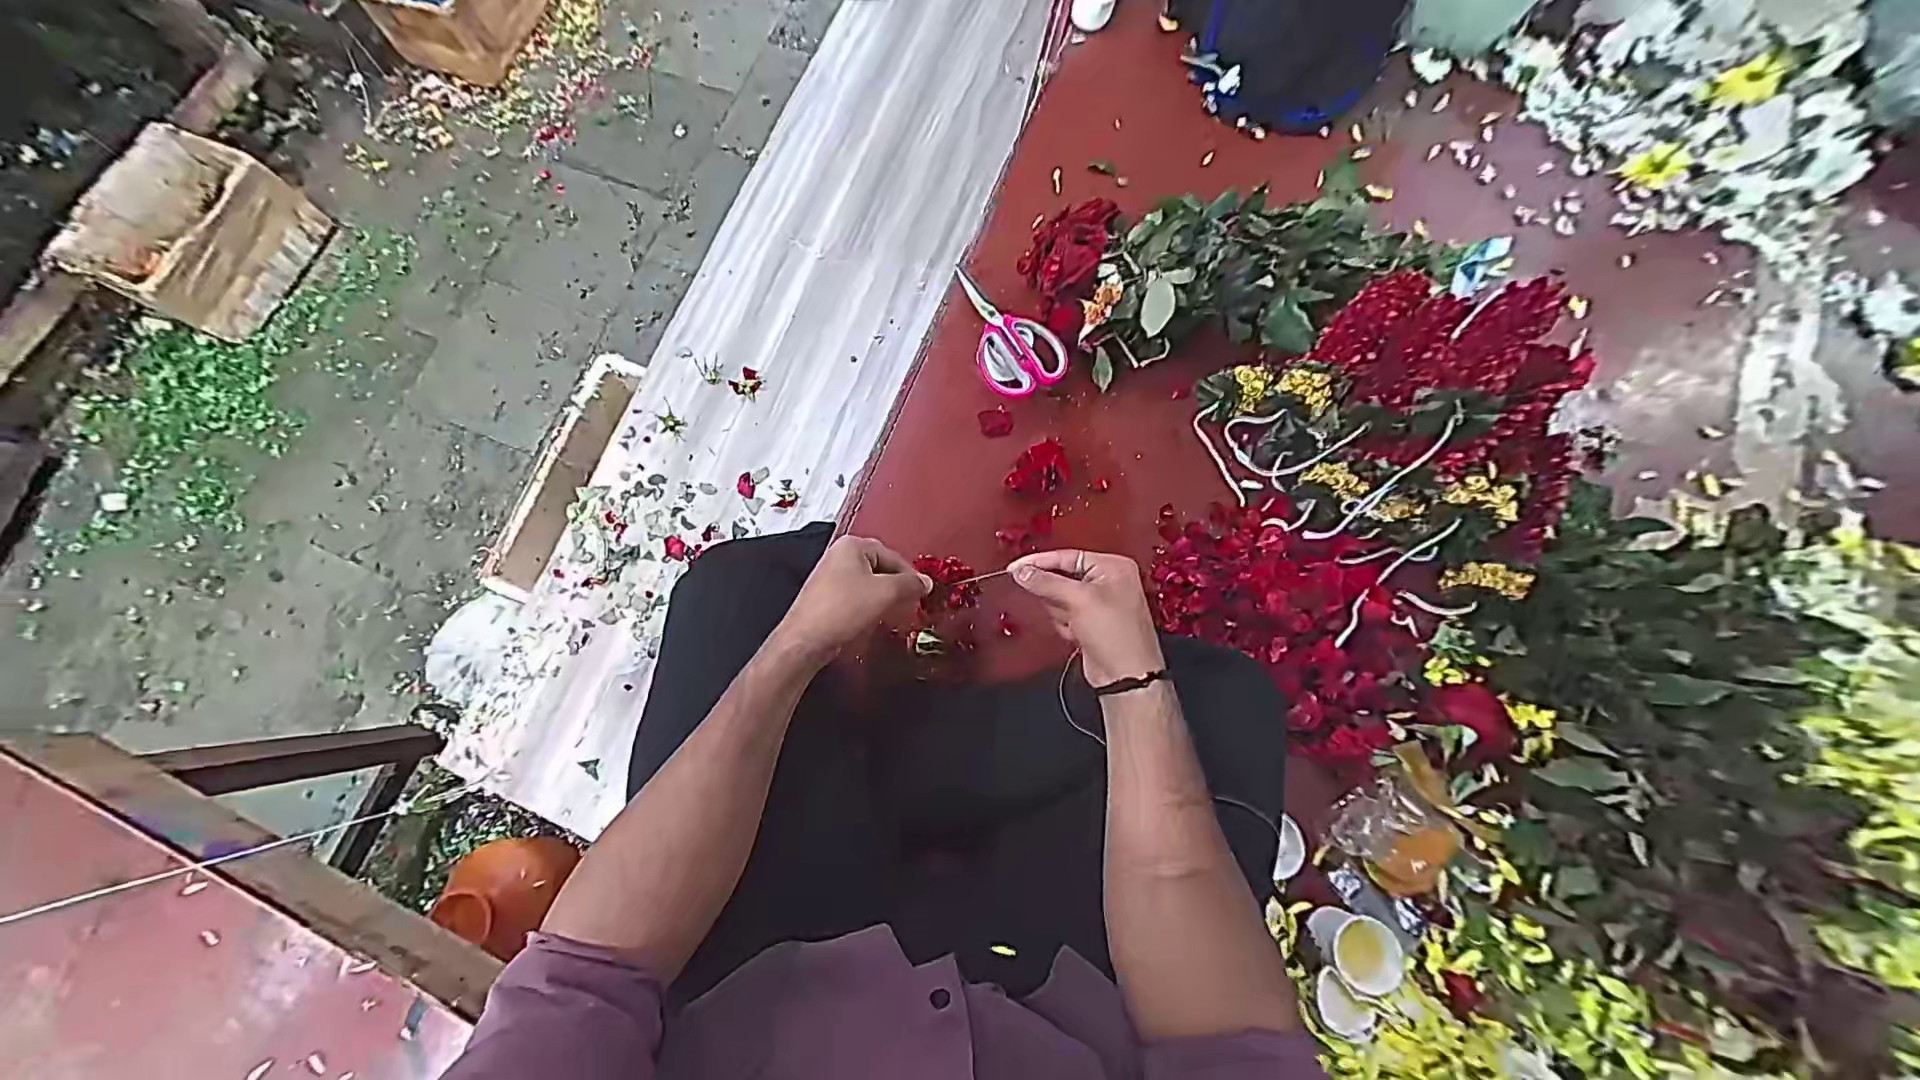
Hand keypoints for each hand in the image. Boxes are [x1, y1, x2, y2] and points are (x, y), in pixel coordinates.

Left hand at [773, 535, 931, 664]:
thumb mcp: (885, 593)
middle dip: (897, 585)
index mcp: (851, 546)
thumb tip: (925, 583)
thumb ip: (910, 584)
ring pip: (868, 583)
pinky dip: (868, 605)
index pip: (892, 555)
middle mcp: (838, 556)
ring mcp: (830, 576)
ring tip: (893, 612)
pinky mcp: (826, 597)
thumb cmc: (842, 609)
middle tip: (910, 601)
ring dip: (883, 597)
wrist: (806, 640)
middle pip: (880, 567)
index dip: (910, 574)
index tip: (922, 591)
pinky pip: (856, 596)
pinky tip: (872, 619)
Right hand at [1010, 549, 1165, 687]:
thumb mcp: (1078, 600)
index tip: (1016, 568)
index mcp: (1112, 567)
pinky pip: (1064, 615)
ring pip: (1060, 599)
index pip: (1067, 556)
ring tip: (1075, 623)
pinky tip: (1077, 634)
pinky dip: (1065, 625)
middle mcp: (1108, 582)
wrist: (1125, 677)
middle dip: (1056, 595)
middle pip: (1062, 578)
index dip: (1040, 562)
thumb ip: (1046, 582)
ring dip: (1061, 613)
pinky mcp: (1091, 623)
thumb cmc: (1116, 634)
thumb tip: (1023, 571)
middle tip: (1057, 604)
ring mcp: (1099, 604)